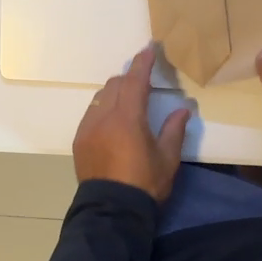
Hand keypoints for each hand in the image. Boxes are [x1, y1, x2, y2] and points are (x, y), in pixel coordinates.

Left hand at [73, 45, 191, 200]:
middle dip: (129, 78)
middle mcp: (104, 117)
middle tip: (144, 81)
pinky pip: (91, 114)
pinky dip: (103, 109)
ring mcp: (88, 128)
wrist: (112, 211)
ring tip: (128, 100)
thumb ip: (174, 130)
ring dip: (115, 93)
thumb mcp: (167, 159)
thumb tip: (182, 109)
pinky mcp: (79, 141)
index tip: (149, 49)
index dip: (143, 63)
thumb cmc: (145, 184)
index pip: (135, 81)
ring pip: (100, 98)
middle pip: (115, 85)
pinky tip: (112, 120)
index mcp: (128, 118)